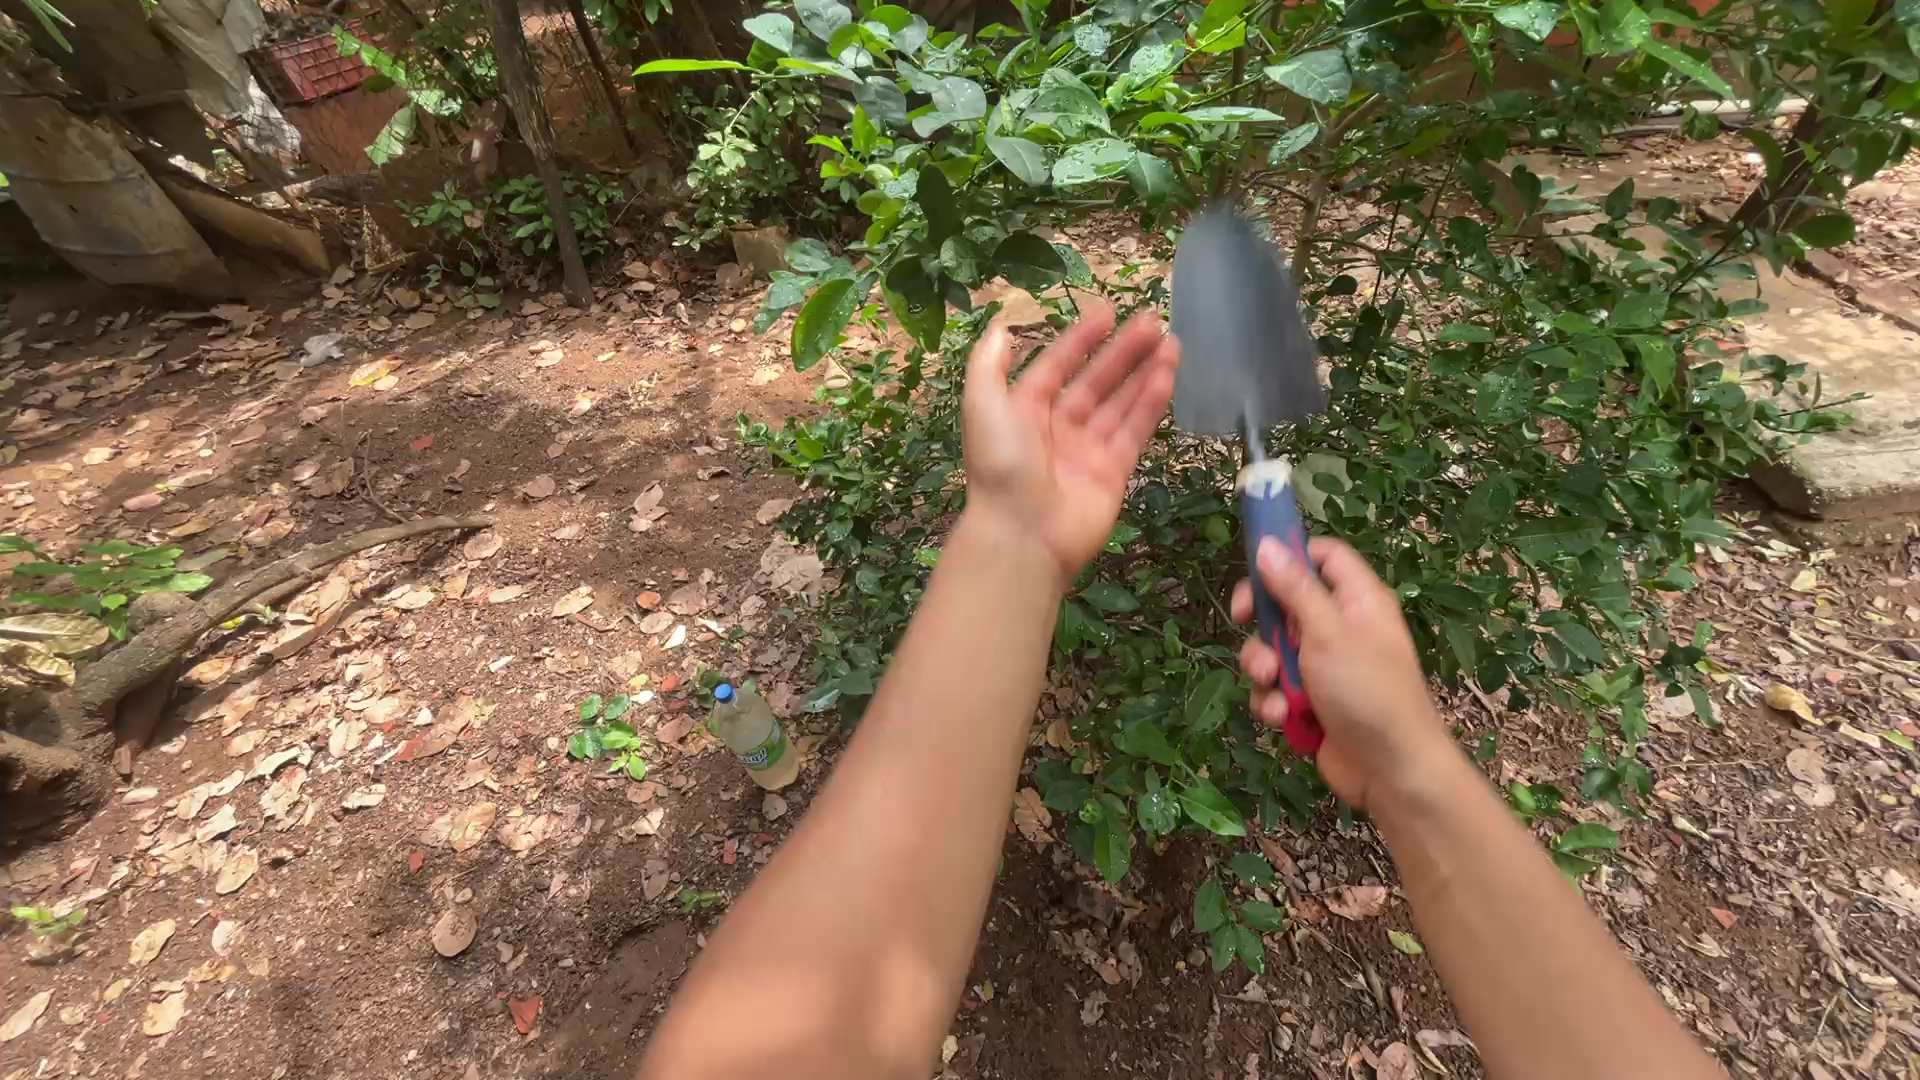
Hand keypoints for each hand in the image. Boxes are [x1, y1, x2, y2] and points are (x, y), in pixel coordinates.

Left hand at [961, 304, 1178, 587]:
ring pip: (1120, 404)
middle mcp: (1056, 429)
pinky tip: (1169, 375)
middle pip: (1095, 382)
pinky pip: (1135, 432)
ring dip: (1145, 373)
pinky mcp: (1113, 474)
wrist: (1023, 534)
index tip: (1109, 312)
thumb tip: (1001, 327)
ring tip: (1171, 342)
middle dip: (1123, 352)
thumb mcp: (982, 404)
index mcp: (1023, 411)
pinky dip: (1151, 404)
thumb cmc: (1000, 464)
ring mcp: (1087, 453)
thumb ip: (988, 364)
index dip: (1080, 340)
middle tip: (1154, 322)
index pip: (1056, 367)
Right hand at [1233, 536, 1451, 811]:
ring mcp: (1322, 665)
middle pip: (1284, 602)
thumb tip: (1266, 545)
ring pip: (1271, 648)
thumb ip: (1295, 589)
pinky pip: (1273, 686)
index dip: (1289, 556)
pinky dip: (1272, 699)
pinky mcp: (1307, 699)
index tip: (1255, 567)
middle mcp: (1338, 627)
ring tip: (1274, 686)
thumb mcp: (1328, 633)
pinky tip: (1281, 715)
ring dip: (1263, 667)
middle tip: (1243, 621)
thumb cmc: (1368, 691)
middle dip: (1261, 621)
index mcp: (1356, 601)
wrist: (1391, 772)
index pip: (1321, 556)